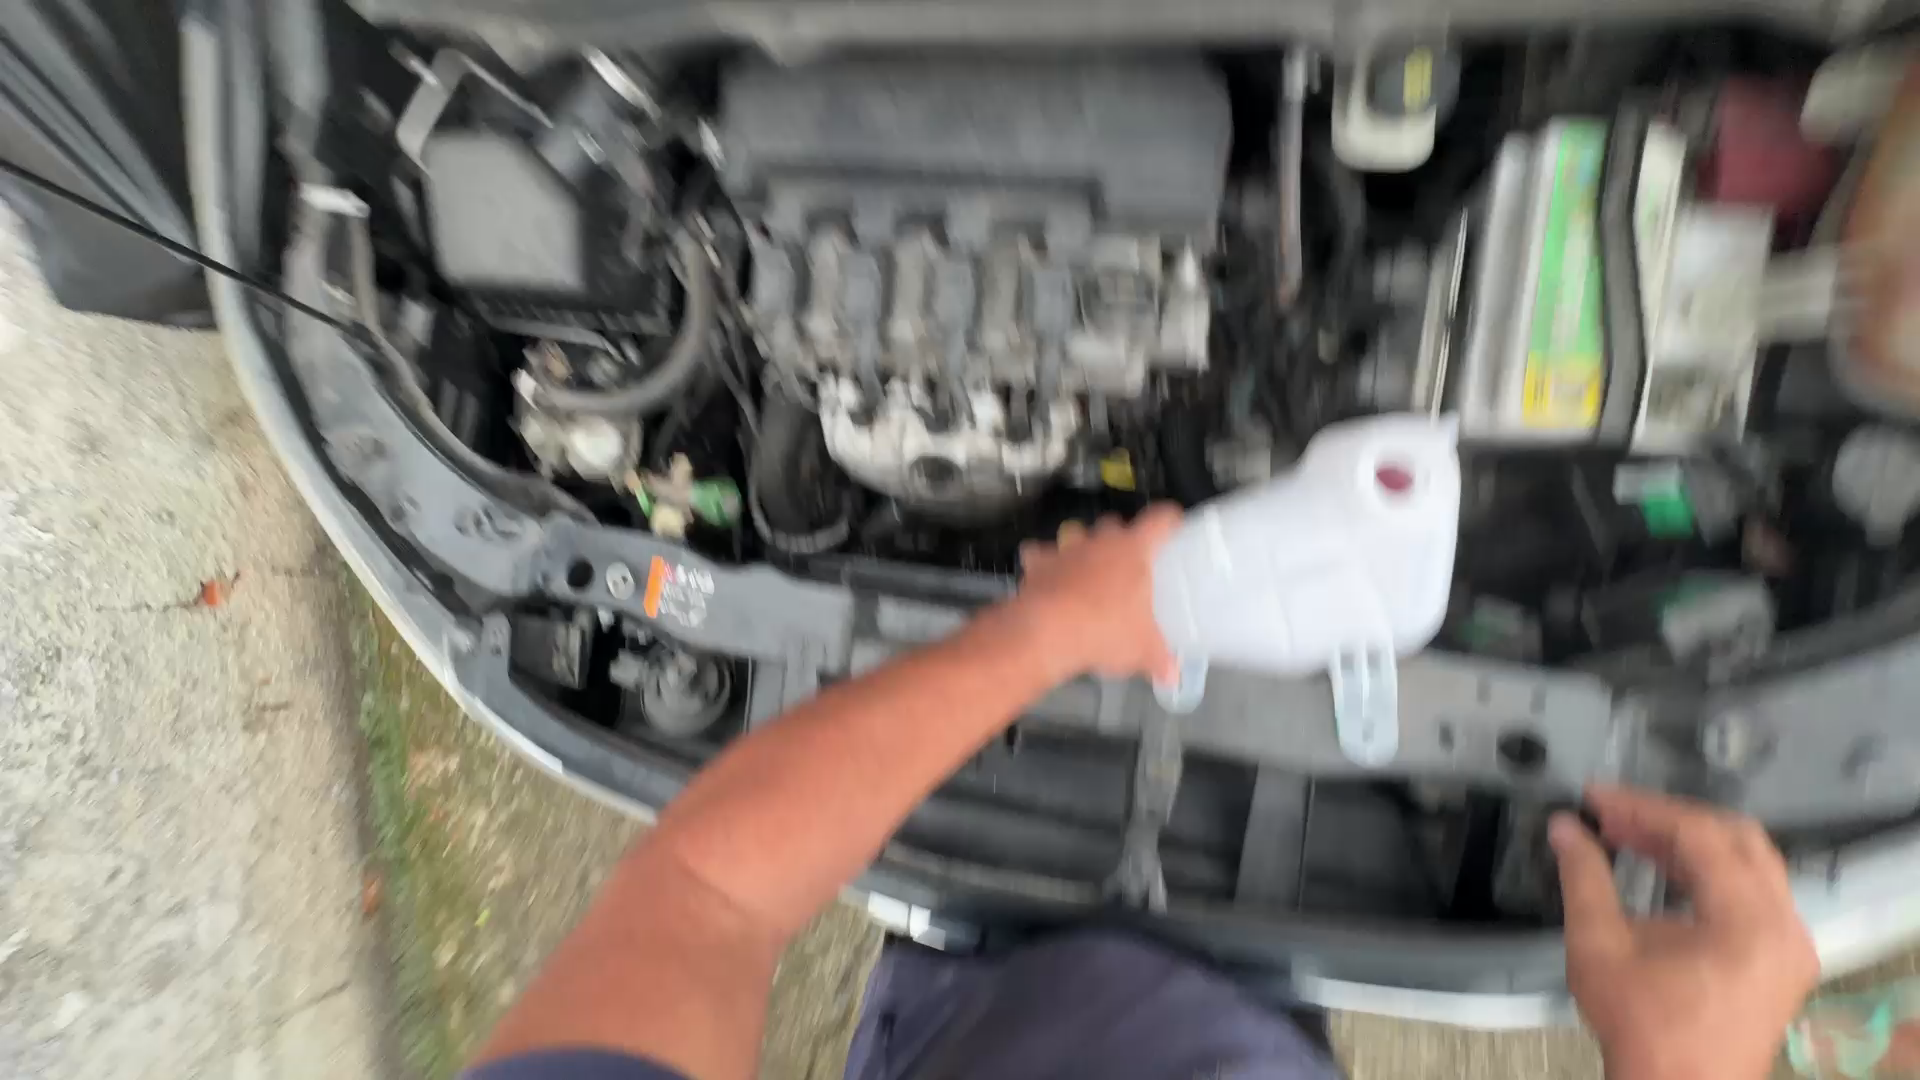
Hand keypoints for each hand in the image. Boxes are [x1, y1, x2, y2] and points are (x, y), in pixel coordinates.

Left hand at [1012, 504, 1183, 681]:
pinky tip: (1047, 575)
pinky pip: (1039, 552)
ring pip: (1076, 533)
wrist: (1047, 632)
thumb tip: (1172, 676)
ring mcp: (1066, 549)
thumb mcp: (1142, 651)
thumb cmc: (1104, 632)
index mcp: (1134, 551)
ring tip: (1087, 569)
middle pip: (1115, 524)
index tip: (1174, 525)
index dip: (1169, 520)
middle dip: (1121, 538)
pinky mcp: (1038, 562)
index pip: (1159, 520)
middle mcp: (1100, 541)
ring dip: (1082, 547)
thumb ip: (1160, 659)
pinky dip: (1043, 561)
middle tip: (1128, 563)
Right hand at [1551, 786, 1817, 1079]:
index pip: (1701, 835)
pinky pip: (1743, 887)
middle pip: (1736, 838)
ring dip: (1679, 838)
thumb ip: (1582, 874)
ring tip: (1621, 830)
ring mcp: (1783, 943)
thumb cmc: (1644, 1021)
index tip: (1595, 797)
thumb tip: (1565, 827)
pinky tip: (1650, 861)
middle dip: (1666, 815)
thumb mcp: (1598, 939)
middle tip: (1611, 809)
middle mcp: (1782, 928)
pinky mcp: (1772, 955)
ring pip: (1742, 859)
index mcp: (1748, 922)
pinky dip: (1695, 865)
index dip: (1642, 806)